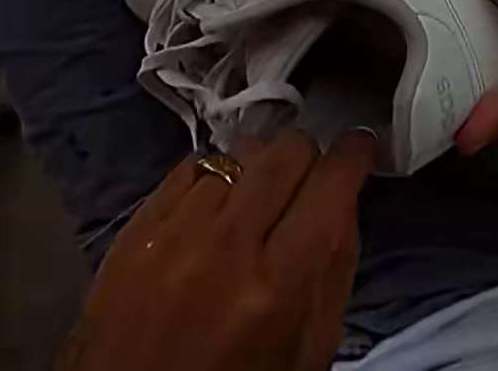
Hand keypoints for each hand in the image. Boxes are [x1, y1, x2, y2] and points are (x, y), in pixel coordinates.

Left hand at [55, 129, 375, 370]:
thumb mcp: (307, 351)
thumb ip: (334, 267)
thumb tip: (342, 194)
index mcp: (278, 287)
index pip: (331, 183)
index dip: (355, 154)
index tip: (360, 146)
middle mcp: (227, 247)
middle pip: (287, 150)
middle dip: (309, 158)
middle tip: (307, 181)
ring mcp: (175, 230)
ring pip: (241, 150)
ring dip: (262, 167)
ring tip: (257, 200)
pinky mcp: (137, 226)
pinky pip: (194, 164)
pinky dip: (217, 175)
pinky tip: (217, 203)